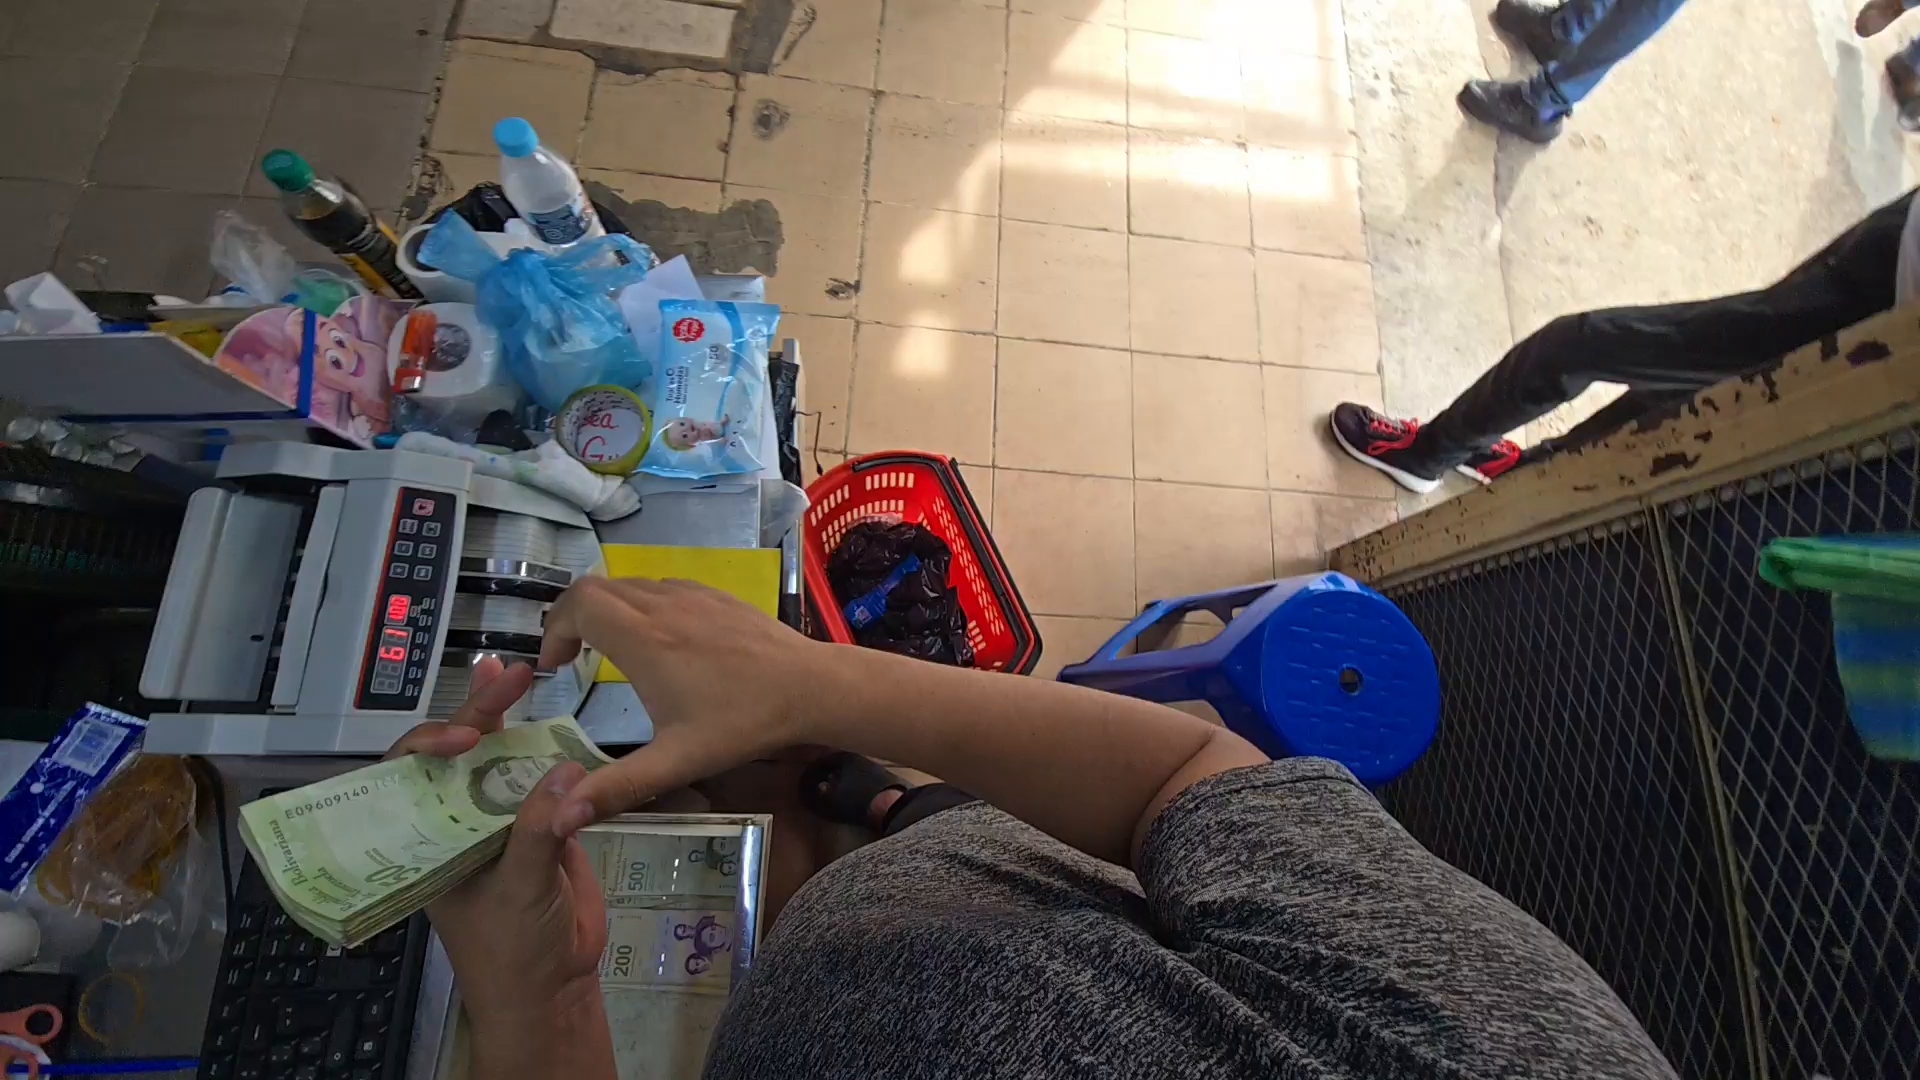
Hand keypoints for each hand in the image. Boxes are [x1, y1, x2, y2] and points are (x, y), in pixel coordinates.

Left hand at [381, 660, 610, 1041]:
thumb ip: (536, 830)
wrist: (553, 983)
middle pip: (460, 756)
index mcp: (427, 841)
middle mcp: (457, 823)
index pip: (409, 778)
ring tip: (521, 670)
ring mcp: (501, 820)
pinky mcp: (544, 823)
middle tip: (508, 673)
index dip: (431, 746)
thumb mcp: (516, 890)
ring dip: (511, 716)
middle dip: (479, 711)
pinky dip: (554, 748)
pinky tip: (563, 724)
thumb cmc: (509, 949)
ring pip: (501, 758)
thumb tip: (567, 768)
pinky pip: (546, 778)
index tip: (467, 734)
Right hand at [538, 576, 831, 824]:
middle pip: (598, 588)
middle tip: (573, 657)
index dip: (555, 628)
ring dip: (610, 609)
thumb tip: (558, 818)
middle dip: (574, 617)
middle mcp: (664, 605)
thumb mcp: (677, 760)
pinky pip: (667, 586)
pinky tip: (662, 637)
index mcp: (644, 638)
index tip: (557, 666)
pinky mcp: (720, 596)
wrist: (810, 686)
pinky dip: (647, 602)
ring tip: (611, 650)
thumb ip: (616, 787)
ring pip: (634, 584)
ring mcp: (696, 595)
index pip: (579, 603)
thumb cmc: (744, 721)